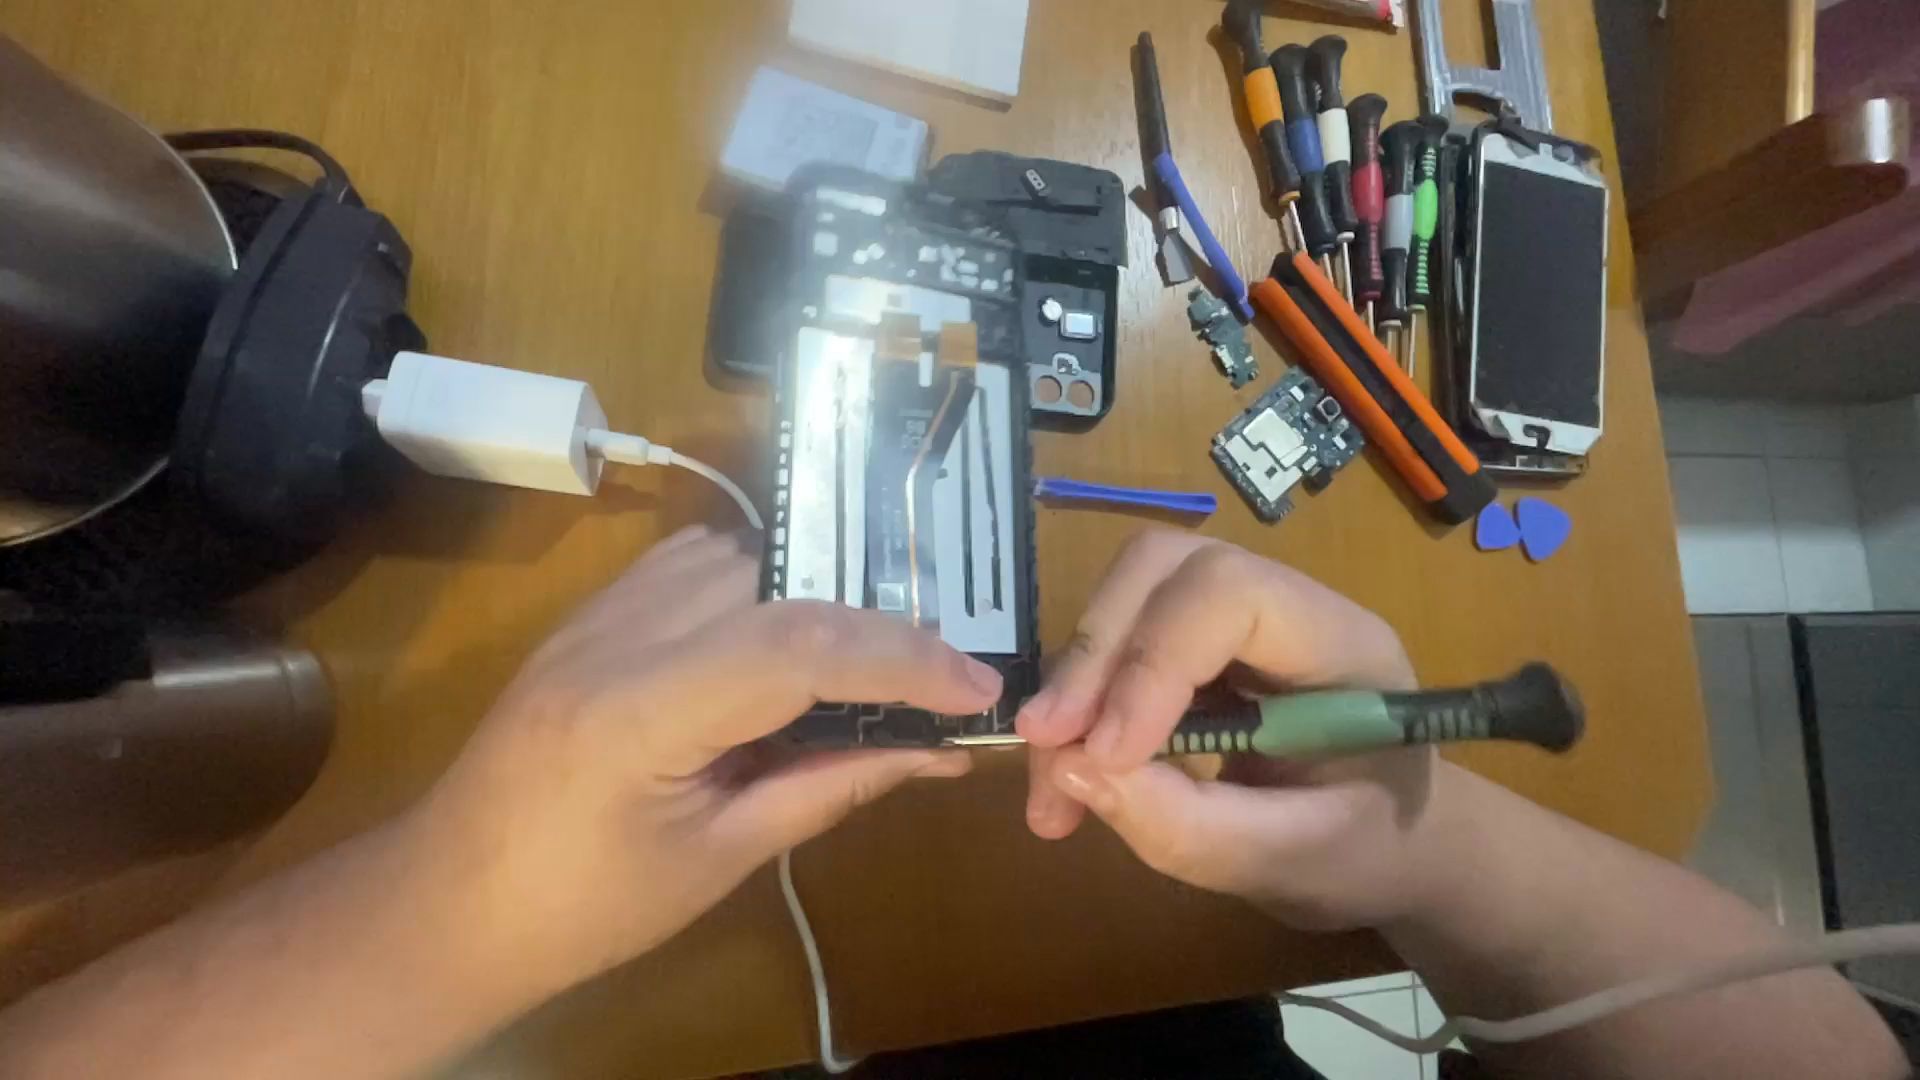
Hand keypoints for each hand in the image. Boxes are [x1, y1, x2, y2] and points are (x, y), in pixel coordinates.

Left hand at [413, 526, 1002, 988]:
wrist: (440, 901)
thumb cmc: (582, 909)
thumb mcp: (722, 859)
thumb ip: (834, 786)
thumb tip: (936, 752)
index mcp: (638, 713)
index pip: (798, 648)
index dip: (901, 659)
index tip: (973, 687)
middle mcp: (618, 634)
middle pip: (782, 589)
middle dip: (878, 628)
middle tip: (937, 674)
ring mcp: (601, 608)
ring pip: (749, 556)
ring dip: (822, 600)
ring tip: (868, 657)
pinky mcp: (598, 605)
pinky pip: (703, 557)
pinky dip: (767, 582)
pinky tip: (783, 629)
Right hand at [1015, 529, 1435, 930]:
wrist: (1382, 842)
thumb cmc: (1366, 853)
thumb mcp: (1296, 863)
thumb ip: (1193, 828)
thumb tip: (1069, 766)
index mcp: (1338, 640)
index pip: (1229, 594)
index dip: (1154, 659)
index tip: (1105, 752)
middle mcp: (1276, 601)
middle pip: (1158, 568)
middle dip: (1093, 653)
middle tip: (1046, 742)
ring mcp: (1222, 613)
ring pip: (1120, 597)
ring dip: (1070, 685)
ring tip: (1050, 785)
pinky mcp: (1182, 640)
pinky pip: (1110, 643)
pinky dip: (1074, 704)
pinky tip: (1065, 770)